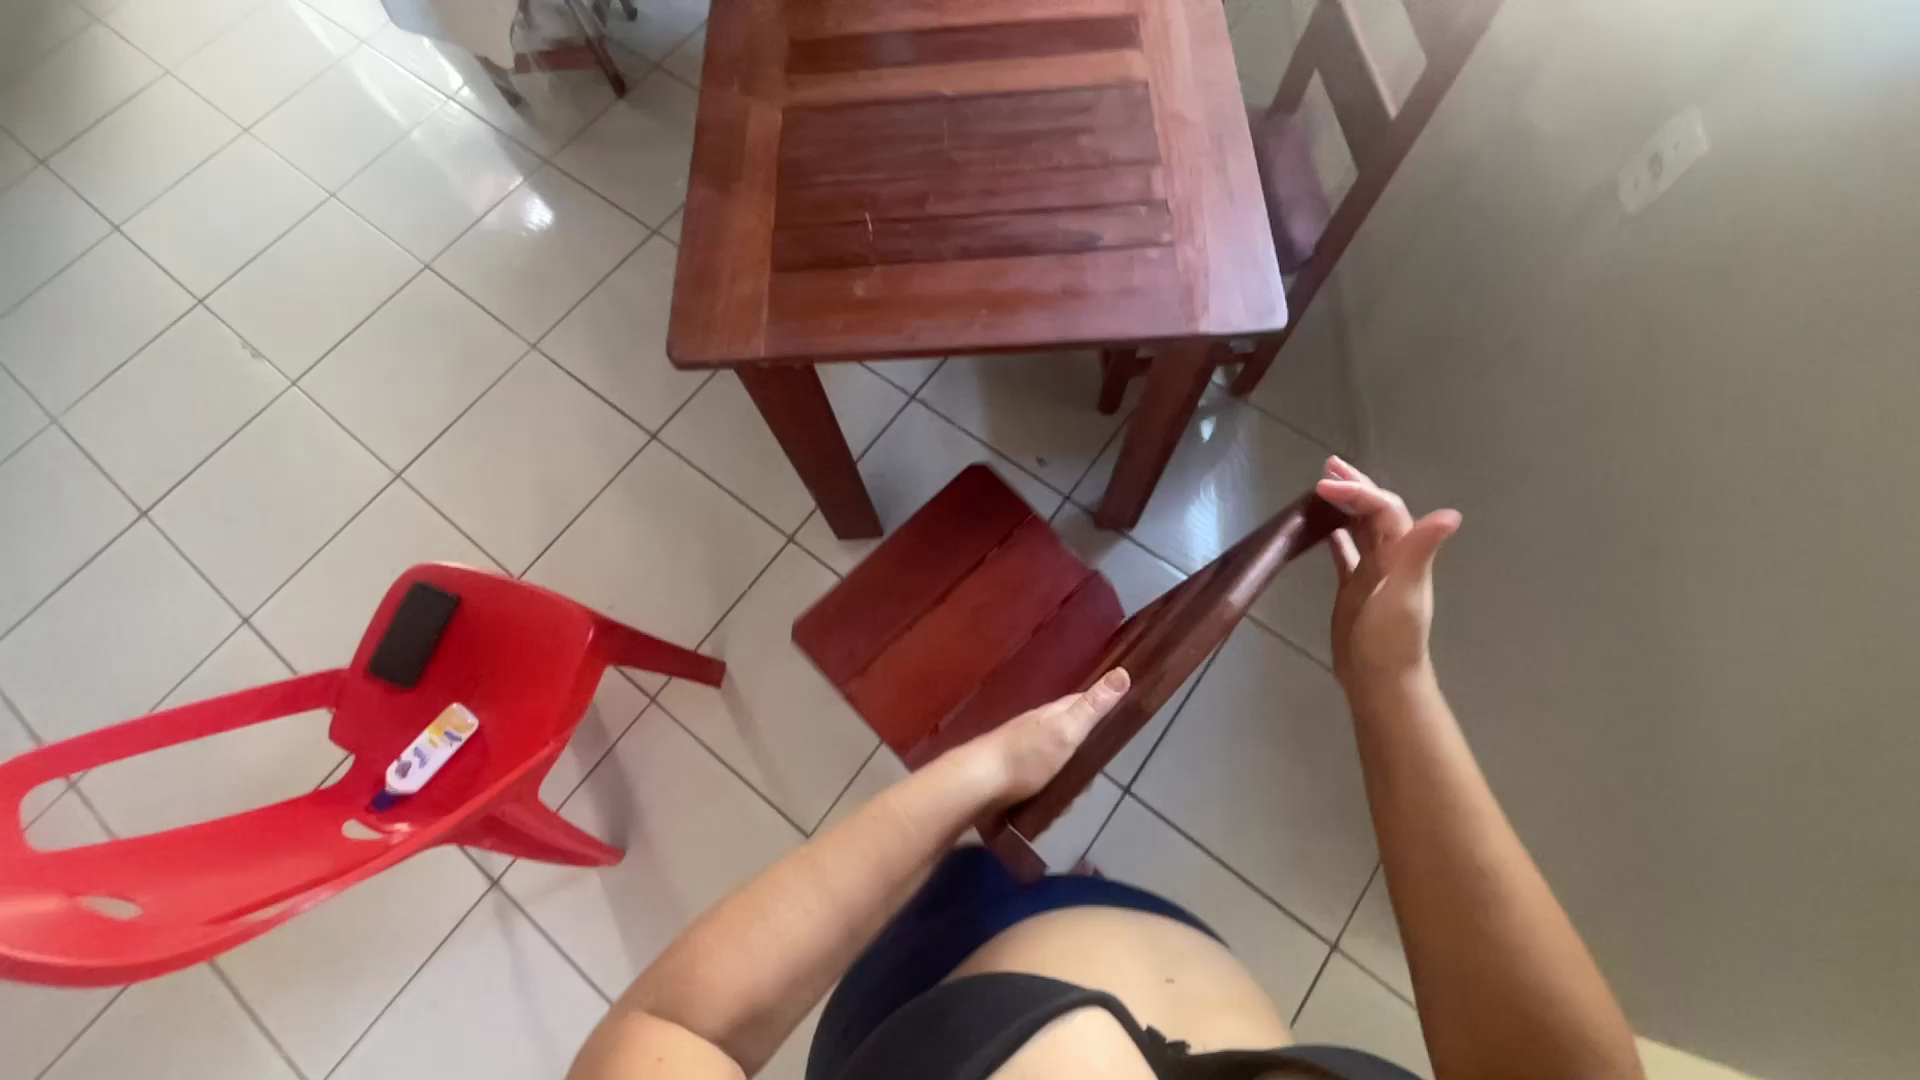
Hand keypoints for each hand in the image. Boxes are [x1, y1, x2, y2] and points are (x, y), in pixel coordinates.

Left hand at [961, 668, 1130, 802]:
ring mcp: (1022, 754)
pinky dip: (1049, 796)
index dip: (1099, 710)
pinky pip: (1041, 785)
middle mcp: (1035, 730)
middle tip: (1089, 780)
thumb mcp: (1066, 730)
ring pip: (1056, 765)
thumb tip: (1123, 672)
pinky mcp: (1012, 778)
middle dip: (1082, 759)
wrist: (977, 785)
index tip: (1119, 720)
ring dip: (1065, 782)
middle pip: (1069, 739)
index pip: (1080, 703)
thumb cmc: (1025, 756)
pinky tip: (1051, 809)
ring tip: (1069, 800)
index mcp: (1050, 714)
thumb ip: (1093, 707)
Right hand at [1316, 457, 1460, 694]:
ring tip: (1323, 487)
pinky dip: (1336, 537)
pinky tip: (1322, 530)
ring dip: (1345, 505)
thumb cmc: (1390, 639)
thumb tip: (1450, 515)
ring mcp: (1372, 573)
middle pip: (1374, 511)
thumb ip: (1421, 553)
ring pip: (1360, 528)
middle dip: (1355, 486)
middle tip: (1328, 466)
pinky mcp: (1354, 589)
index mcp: (1402, 554)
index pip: (1383, 509)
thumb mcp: (1404, 594)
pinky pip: (1345, 554)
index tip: (1324, 485)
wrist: (1380, 679)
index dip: (1358, 492)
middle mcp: (1391, 557)